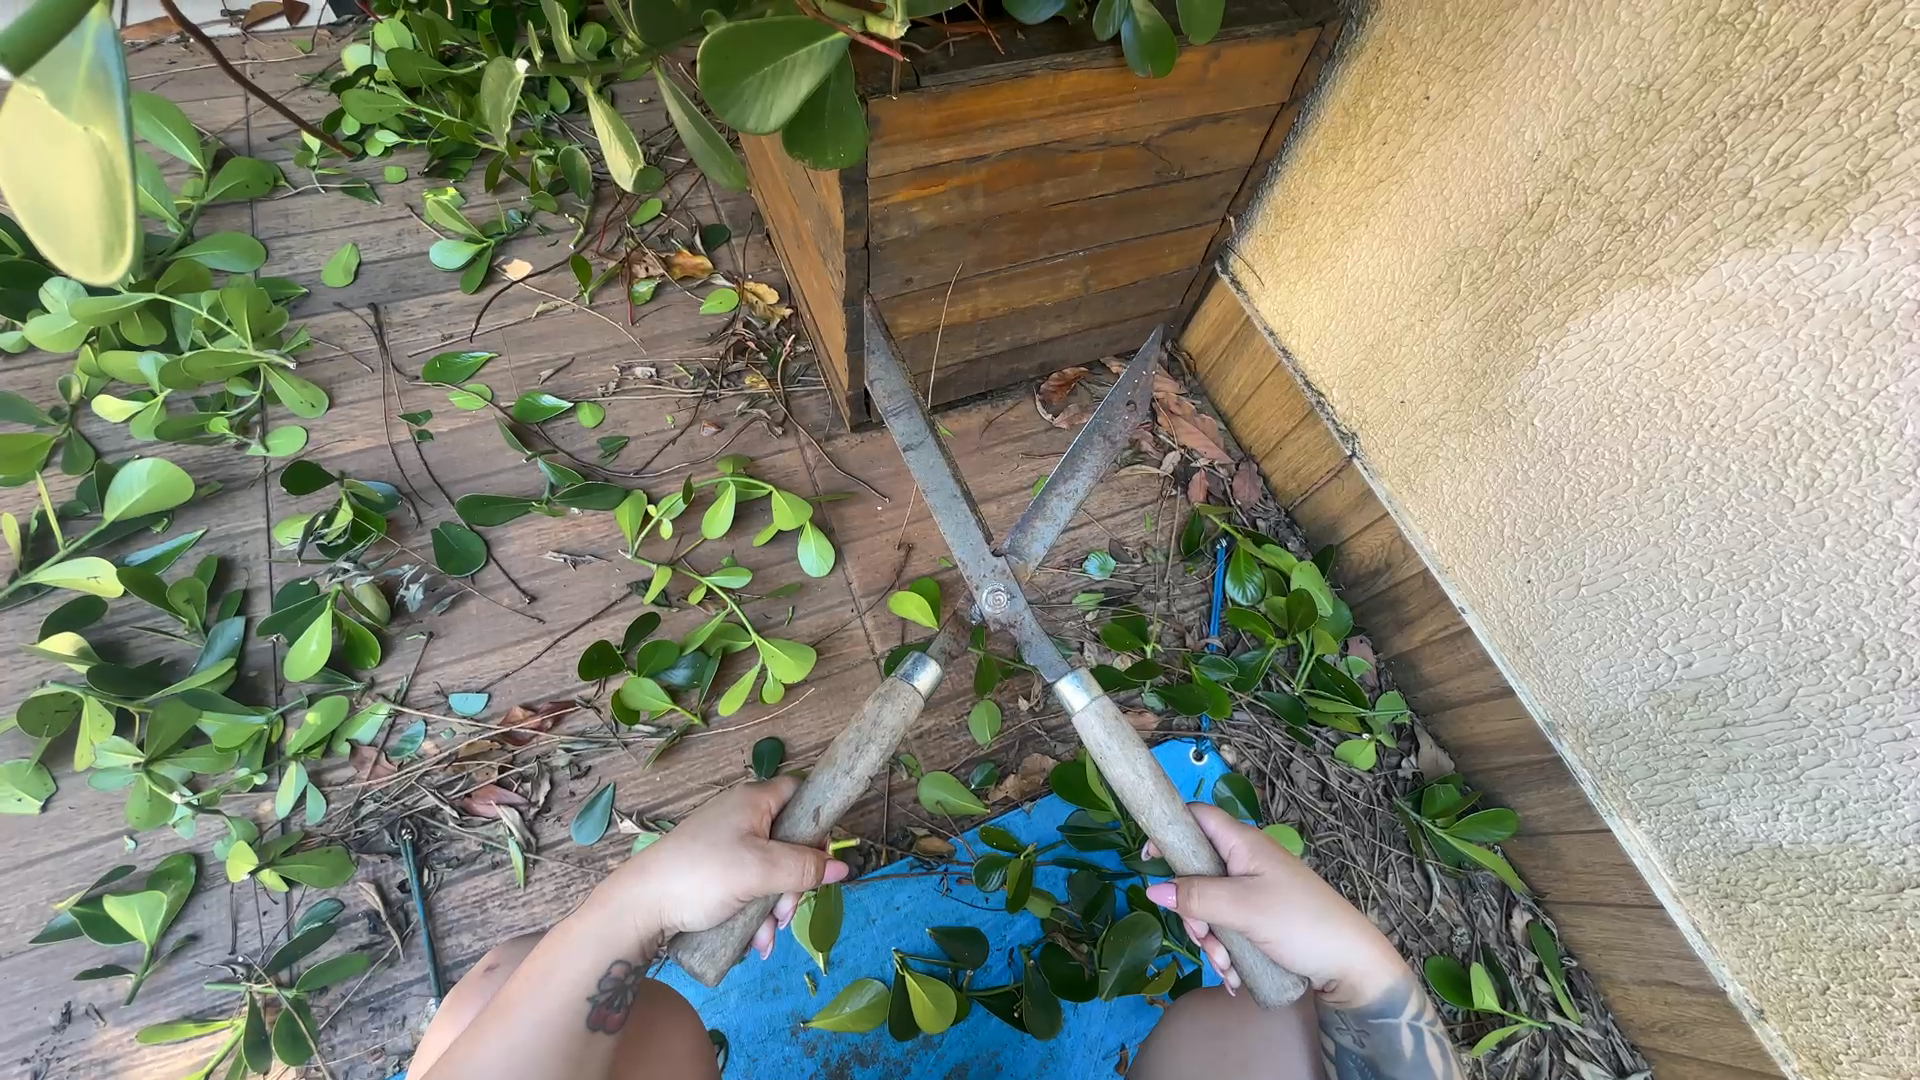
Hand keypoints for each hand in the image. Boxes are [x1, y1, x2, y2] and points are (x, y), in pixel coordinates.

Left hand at [591, 777, 848, 950]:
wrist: (638, 907)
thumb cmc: (703, 874)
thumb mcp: (761, 871)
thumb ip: (805, 868)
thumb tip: (842, 867)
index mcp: (754, 800)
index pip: (800, 792)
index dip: (817, 820)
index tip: (821, 855)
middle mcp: (742, 815)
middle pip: (789, 840)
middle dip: (794, 881)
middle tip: (787, 910)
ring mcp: (726, 844)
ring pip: (770, 870)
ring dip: (775, 905)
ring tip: (766, 936)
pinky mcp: (713, 871)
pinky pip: (748, 886)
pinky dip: (754, 911)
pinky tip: (753, 940)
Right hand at [1143, 803, 1412, 1007]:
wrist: (1355, 965)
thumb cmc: (1300, 921)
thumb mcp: (1242, 908)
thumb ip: (1195, 896)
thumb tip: (1151, 887)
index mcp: (1241, 842)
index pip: (1195, 815)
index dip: (1168, 829)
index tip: (1149, 859)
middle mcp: (1244, 859)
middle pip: (1195, 869)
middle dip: (1191, 907)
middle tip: (1201, 933)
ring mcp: (1253, 887)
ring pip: (1209, 902)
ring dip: (1209, 935)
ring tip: (1225, 965)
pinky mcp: (1260, 915)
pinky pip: (1227, 924)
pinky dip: (1226, 947)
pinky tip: (1234, 973)